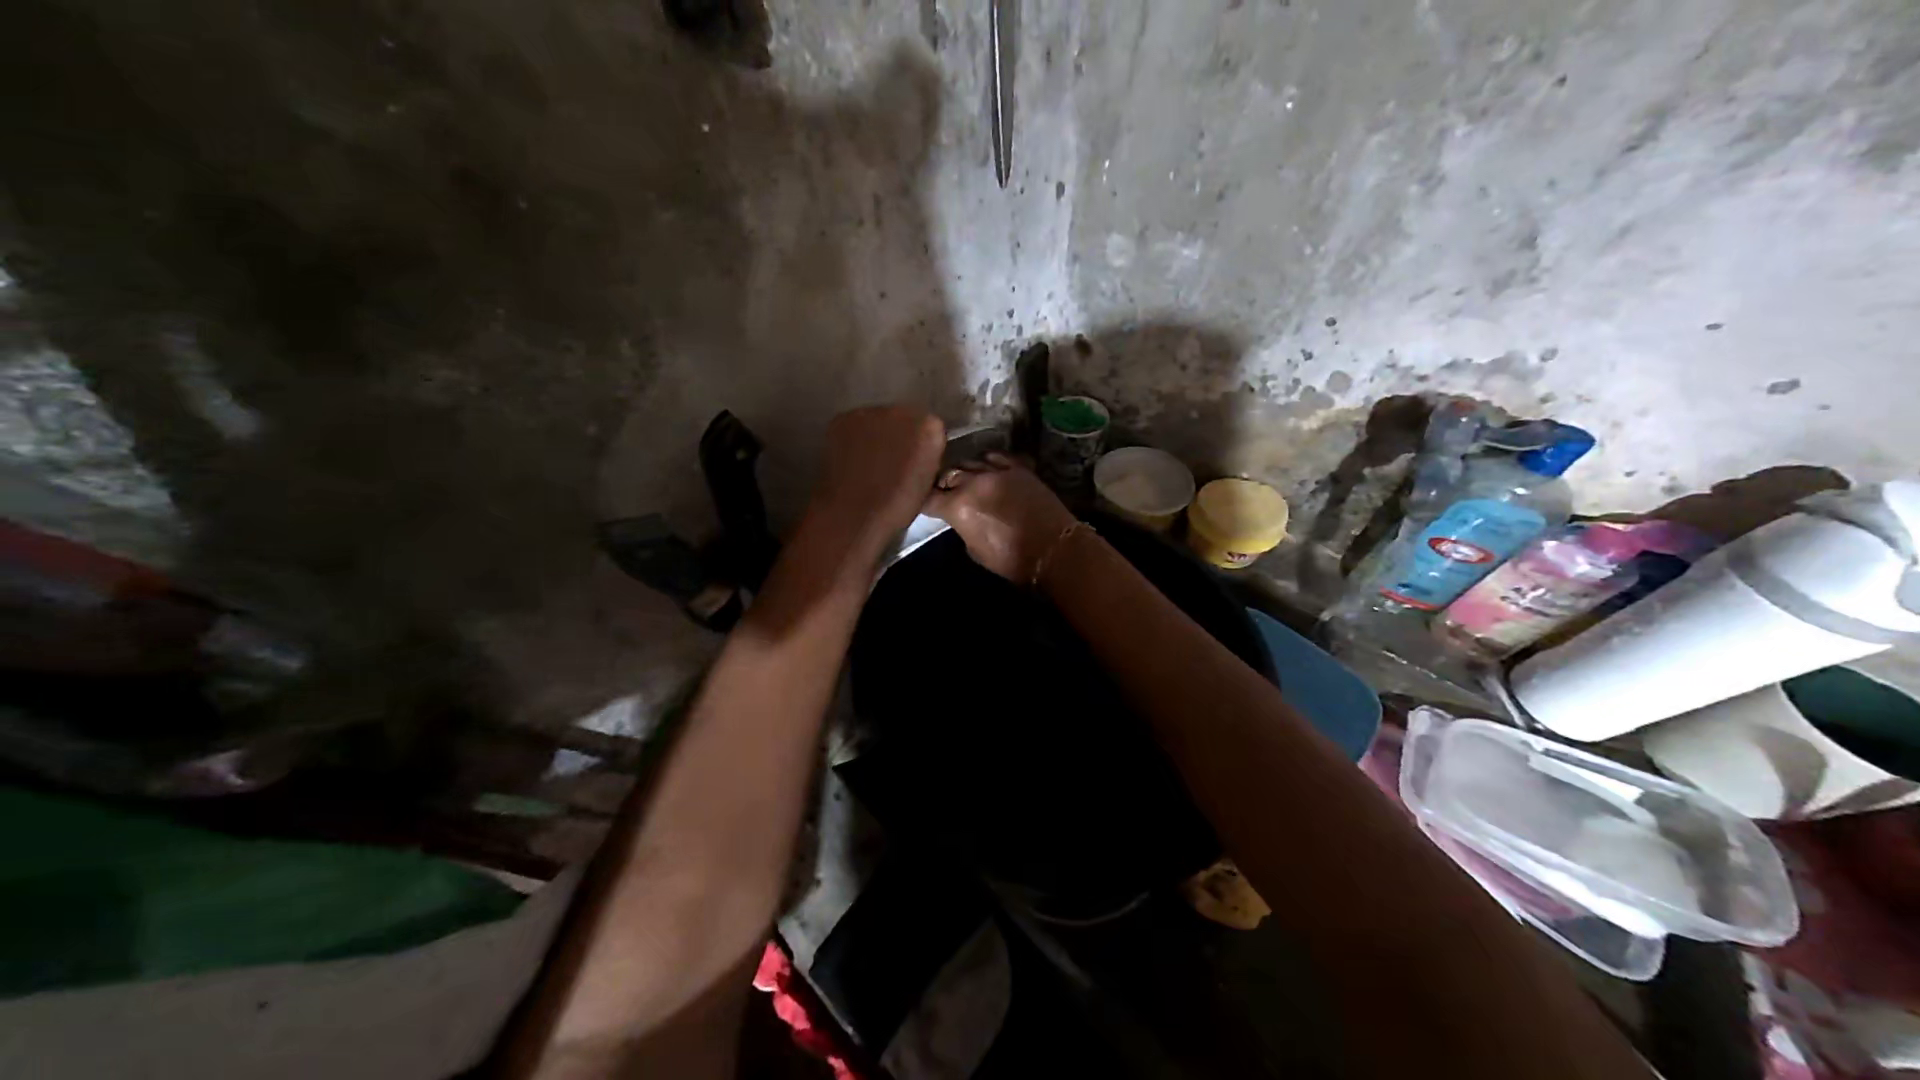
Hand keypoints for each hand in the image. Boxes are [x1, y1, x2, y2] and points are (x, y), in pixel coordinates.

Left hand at [808, 405, 946, 548]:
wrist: (853, 513)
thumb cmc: (897, 506)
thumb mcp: (928, 479)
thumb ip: (927, 455)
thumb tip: (917, 450)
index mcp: (930, 427)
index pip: (930, 427)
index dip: (922, 444)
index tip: (916, 460)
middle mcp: (901, 411)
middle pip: (903, 417)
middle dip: (899, 433)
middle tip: (892, 458)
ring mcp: (869, 412)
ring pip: (877, 419)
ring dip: (876, 434)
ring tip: (869, 460)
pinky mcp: (843, 418)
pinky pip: (854, 424)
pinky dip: (854, 437)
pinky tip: (851, 457)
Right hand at [925, 454, 1078, 582]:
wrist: (1054, 549)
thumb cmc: (1012, 560)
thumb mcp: (975, 551)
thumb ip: (962, 528)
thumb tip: (961, 518)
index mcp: (958, 506)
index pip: (929, 498)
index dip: (923, 502)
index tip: (924, 505)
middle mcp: (973, 482)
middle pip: (947, 474)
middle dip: (943, 484)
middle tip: (944, 493)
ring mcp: (997, 471)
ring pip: (970, 462)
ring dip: (964, 472)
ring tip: (964, 480)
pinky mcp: (1018, 468)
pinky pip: (995, 457)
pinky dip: (987, 463)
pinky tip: (988, 470)